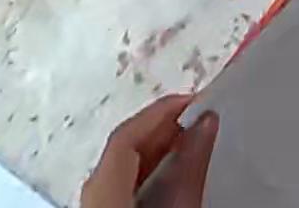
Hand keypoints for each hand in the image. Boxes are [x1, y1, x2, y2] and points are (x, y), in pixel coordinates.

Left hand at [79, 94, 217, 207]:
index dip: (160, 111)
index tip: (195, 100)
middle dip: (161, 128)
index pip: (125, 135)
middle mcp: (90, 193)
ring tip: (190, 142)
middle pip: (122, 147)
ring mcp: (94, 205)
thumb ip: (191, 166)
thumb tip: (208, 119)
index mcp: (101, 185)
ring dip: (156, 149)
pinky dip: (146, 171)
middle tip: (197, 118)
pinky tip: (170, 173)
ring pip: (121, 166)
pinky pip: (120, 183)